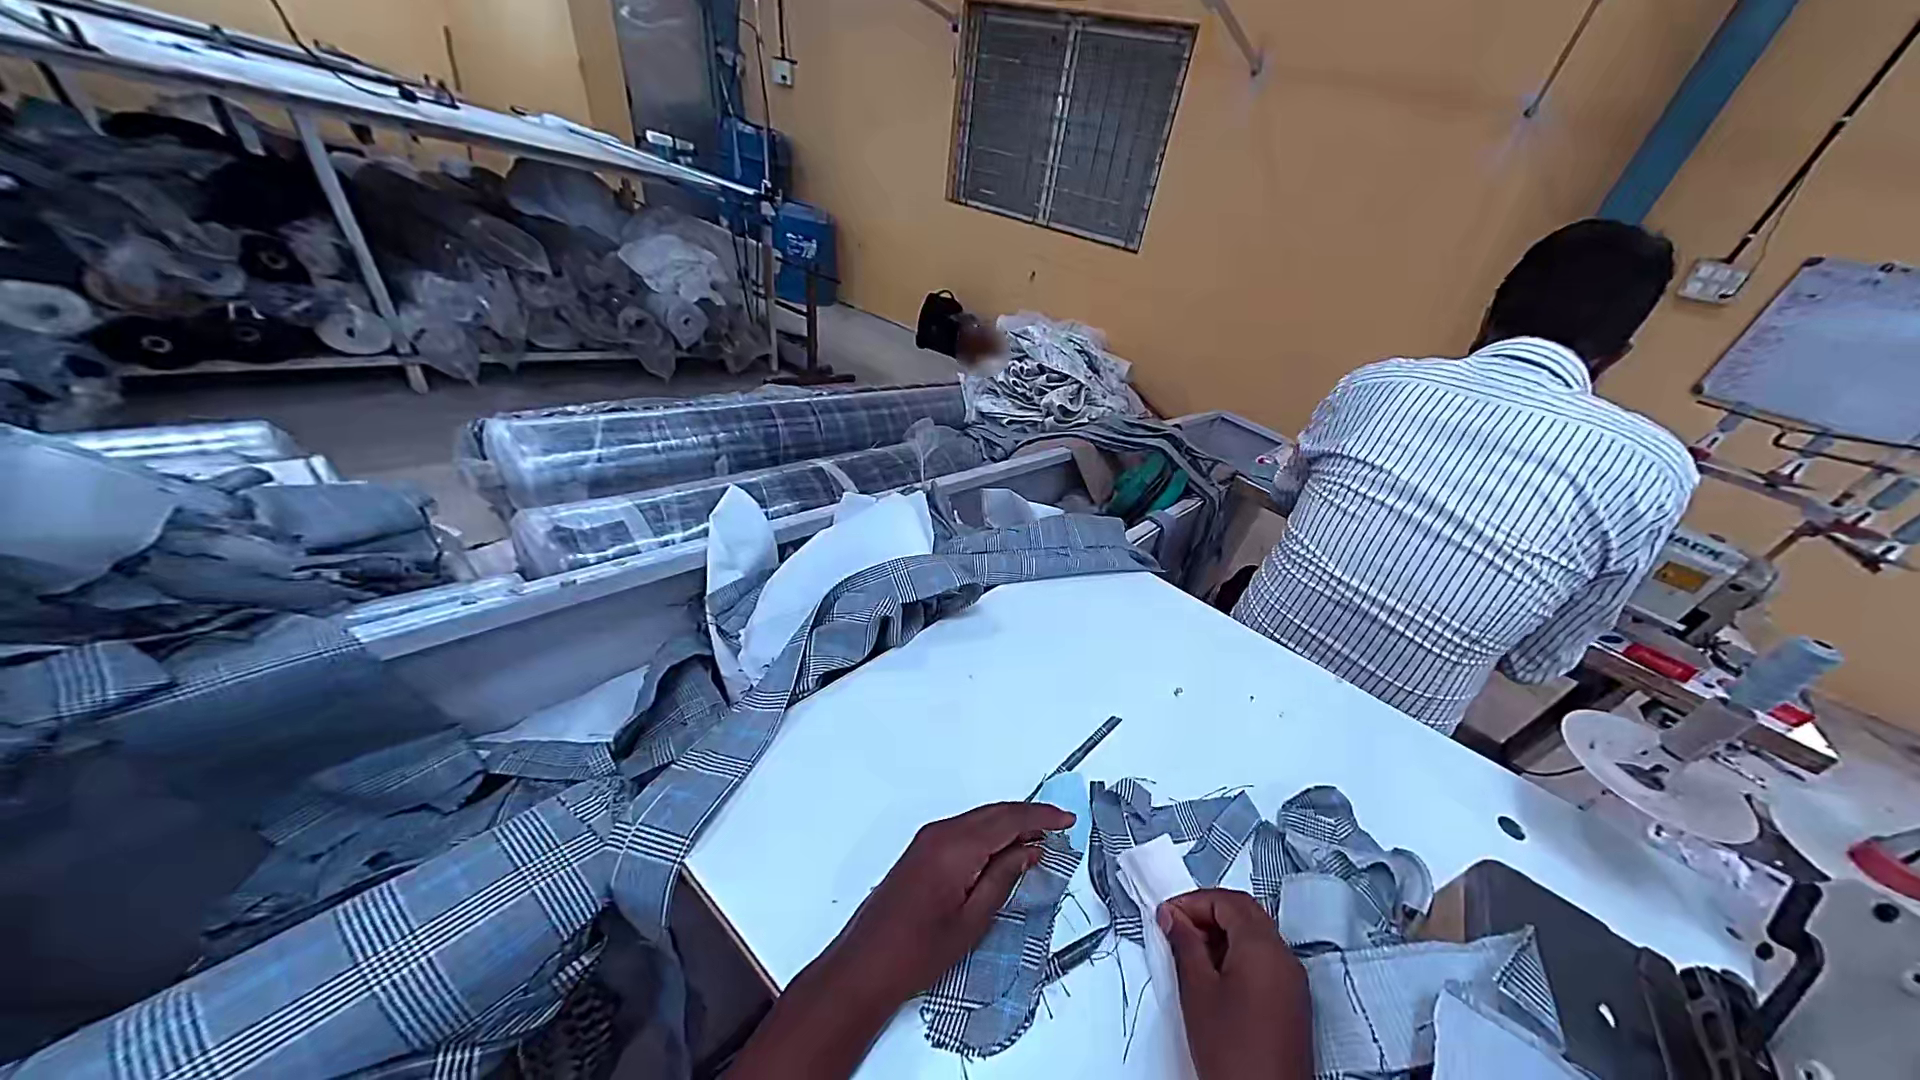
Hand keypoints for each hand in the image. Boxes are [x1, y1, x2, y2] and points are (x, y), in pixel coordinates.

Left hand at [819, 800, 1075, 1010]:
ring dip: (1009, 823)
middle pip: (993, 813)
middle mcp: (939, 834)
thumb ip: (1003, 877)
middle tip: (1058, 827)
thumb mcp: (973, 920)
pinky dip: (989, 832)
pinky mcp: (921, 850)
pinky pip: (964, 828)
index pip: (1008, 819)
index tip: (1066, 818)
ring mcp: (927, 839)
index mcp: (955, 847)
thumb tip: (1028, 850)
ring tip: (1037, 839)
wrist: (865, 965)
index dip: (1041, 816)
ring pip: (979, 819)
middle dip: (1028, 816)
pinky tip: (1003, 849)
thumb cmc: (916, 952)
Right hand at [1160, 889, 1314, 1079]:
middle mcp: (1284, 957)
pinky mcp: (1293, 1002)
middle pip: (1244, 912)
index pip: (1226, 901)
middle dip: (1208, 912)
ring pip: (1255, 934)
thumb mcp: (1196, 989)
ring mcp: (1293, 981)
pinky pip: (1265, 959)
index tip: (1168, 915)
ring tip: (1191, 952)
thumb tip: (1173, 918)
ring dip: (1222, 932)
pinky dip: (1238, 953)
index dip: (1192, 902)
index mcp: (1262, 947)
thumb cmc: (1233, 1054)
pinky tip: (1214, 975)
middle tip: (1177, 926)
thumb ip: (1184, 943)